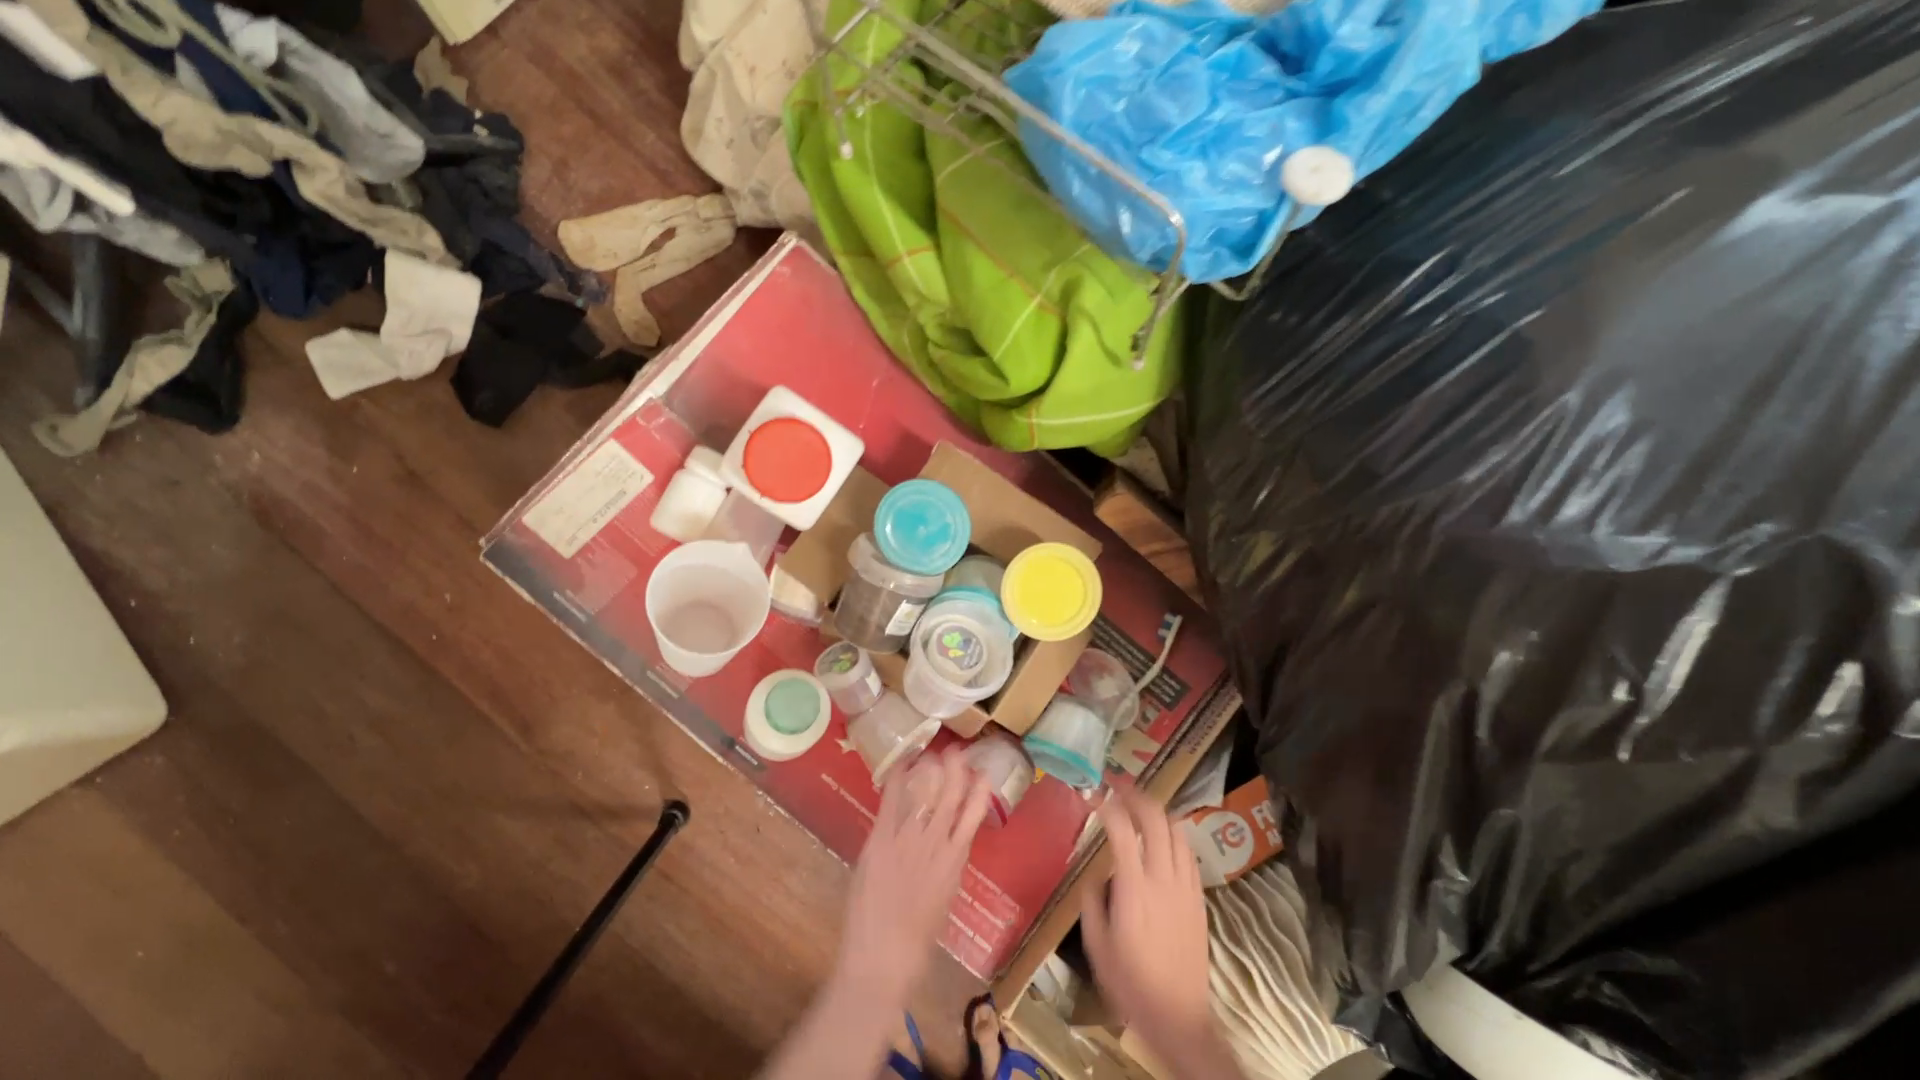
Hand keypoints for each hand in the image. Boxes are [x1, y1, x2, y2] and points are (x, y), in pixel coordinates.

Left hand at [834, 749, 991, 1005]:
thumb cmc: (914, 943)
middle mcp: (937, 845)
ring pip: (928, 794)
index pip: (972, 818)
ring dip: (934, 769)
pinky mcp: (881, 841)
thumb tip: (944, 854)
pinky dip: (900, 779)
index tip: (981, 774)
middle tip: (960, 750)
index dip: (978, 793)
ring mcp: (908, 840)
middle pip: (952, 798)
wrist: (884, 957)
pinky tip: (904, 763)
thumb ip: (943, 872)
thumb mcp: (941, 903)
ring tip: (940, 750)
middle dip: (957, 771)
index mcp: (955, 863)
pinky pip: (893, 801)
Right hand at [1081, 784, 1214, 1056]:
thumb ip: (1092, 901)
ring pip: (1177, 831)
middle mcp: (1163, 878)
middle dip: (1136, 794)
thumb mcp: (1096, 943)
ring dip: (1157, 811)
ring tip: (1140, 804)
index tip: (1092, 793)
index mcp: (1134, 887)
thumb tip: (1095, 876)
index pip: (1119, 829)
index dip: (1105, 804)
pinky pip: (1189, 854)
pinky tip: (1163, 839)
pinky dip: (1174, 835)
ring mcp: (1186, 886)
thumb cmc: (1129, 981)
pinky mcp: (1199, 898)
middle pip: (1155, 819)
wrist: (1177, 1013)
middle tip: (1118, 783)